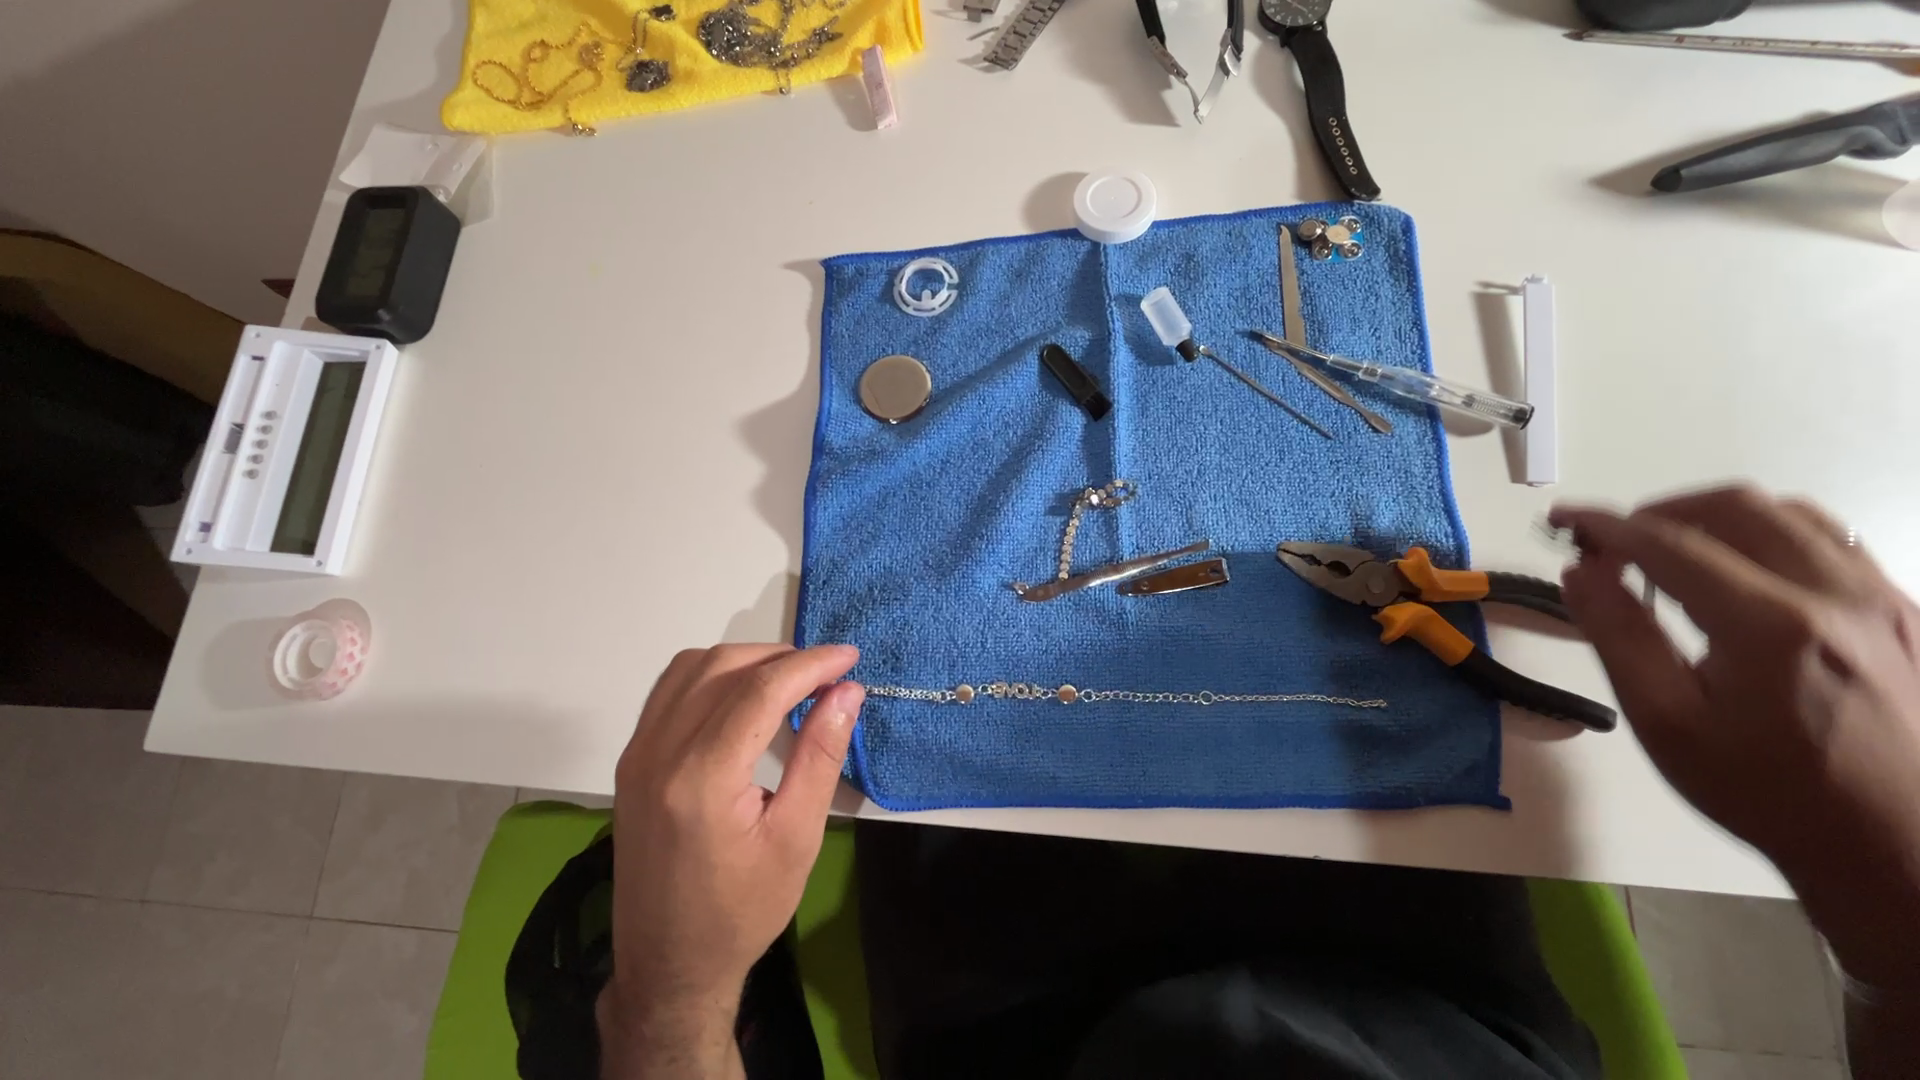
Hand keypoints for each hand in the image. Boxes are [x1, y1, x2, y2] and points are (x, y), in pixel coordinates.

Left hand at [598, 643, 863, 1078]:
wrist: (669, 964)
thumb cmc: (742, 909)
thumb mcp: (796, 837)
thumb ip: (820, 756)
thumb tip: (847, 692)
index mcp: (702, 776)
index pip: (761, 689)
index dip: (811, 664)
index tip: (850, 657)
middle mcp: (660, 752)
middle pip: (725, 668)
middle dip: (782, 658)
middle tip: (828, 673)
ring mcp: (638, 753)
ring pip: (692, 669)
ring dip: (745, 660)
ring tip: (791, 679)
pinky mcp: (632, 760)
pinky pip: (670, 690)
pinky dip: (711, 674)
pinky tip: (742, 693)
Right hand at [1550, 487, 1919, 994]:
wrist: (1894, 846)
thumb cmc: (1762, 788)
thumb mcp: (1665, 720)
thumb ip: (1618, 635)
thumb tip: (1581, 571)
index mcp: (1771, 624)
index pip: (1669, 543)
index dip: (1606, 525)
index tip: (1562, 520)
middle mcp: (1838, 595)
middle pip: (1736, 507)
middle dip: (1658, 511)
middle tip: (1612, 541)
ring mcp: (1886, 600)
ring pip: (1791, 514)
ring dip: (1714, 517)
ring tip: (1669, 551)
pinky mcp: (1907, 614)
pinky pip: (1832, 541)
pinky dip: (1767, 534)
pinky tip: (1737, 571)